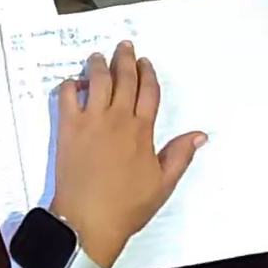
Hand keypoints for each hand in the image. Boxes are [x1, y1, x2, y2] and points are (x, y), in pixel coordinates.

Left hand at [50, 41, 204, 267]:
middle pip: (124, 78)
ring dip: (99, 64)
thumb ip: (179, 156)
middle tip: (124, 46)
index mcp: (142, 130)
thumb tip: (200, 135)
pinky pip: (67, 96)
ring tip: (98, 56)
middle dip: (125, 59)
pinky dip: (70, 84)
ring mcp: (92, 120)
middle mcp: (118, 118)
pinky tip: (74, 82)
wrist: (88, 221)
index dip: (148, 73)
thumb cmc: (127, 206)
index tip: (145, 62)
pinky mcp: (68, 127)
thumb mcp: (162, 184)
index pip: (149, 91)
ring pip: (98, 81)